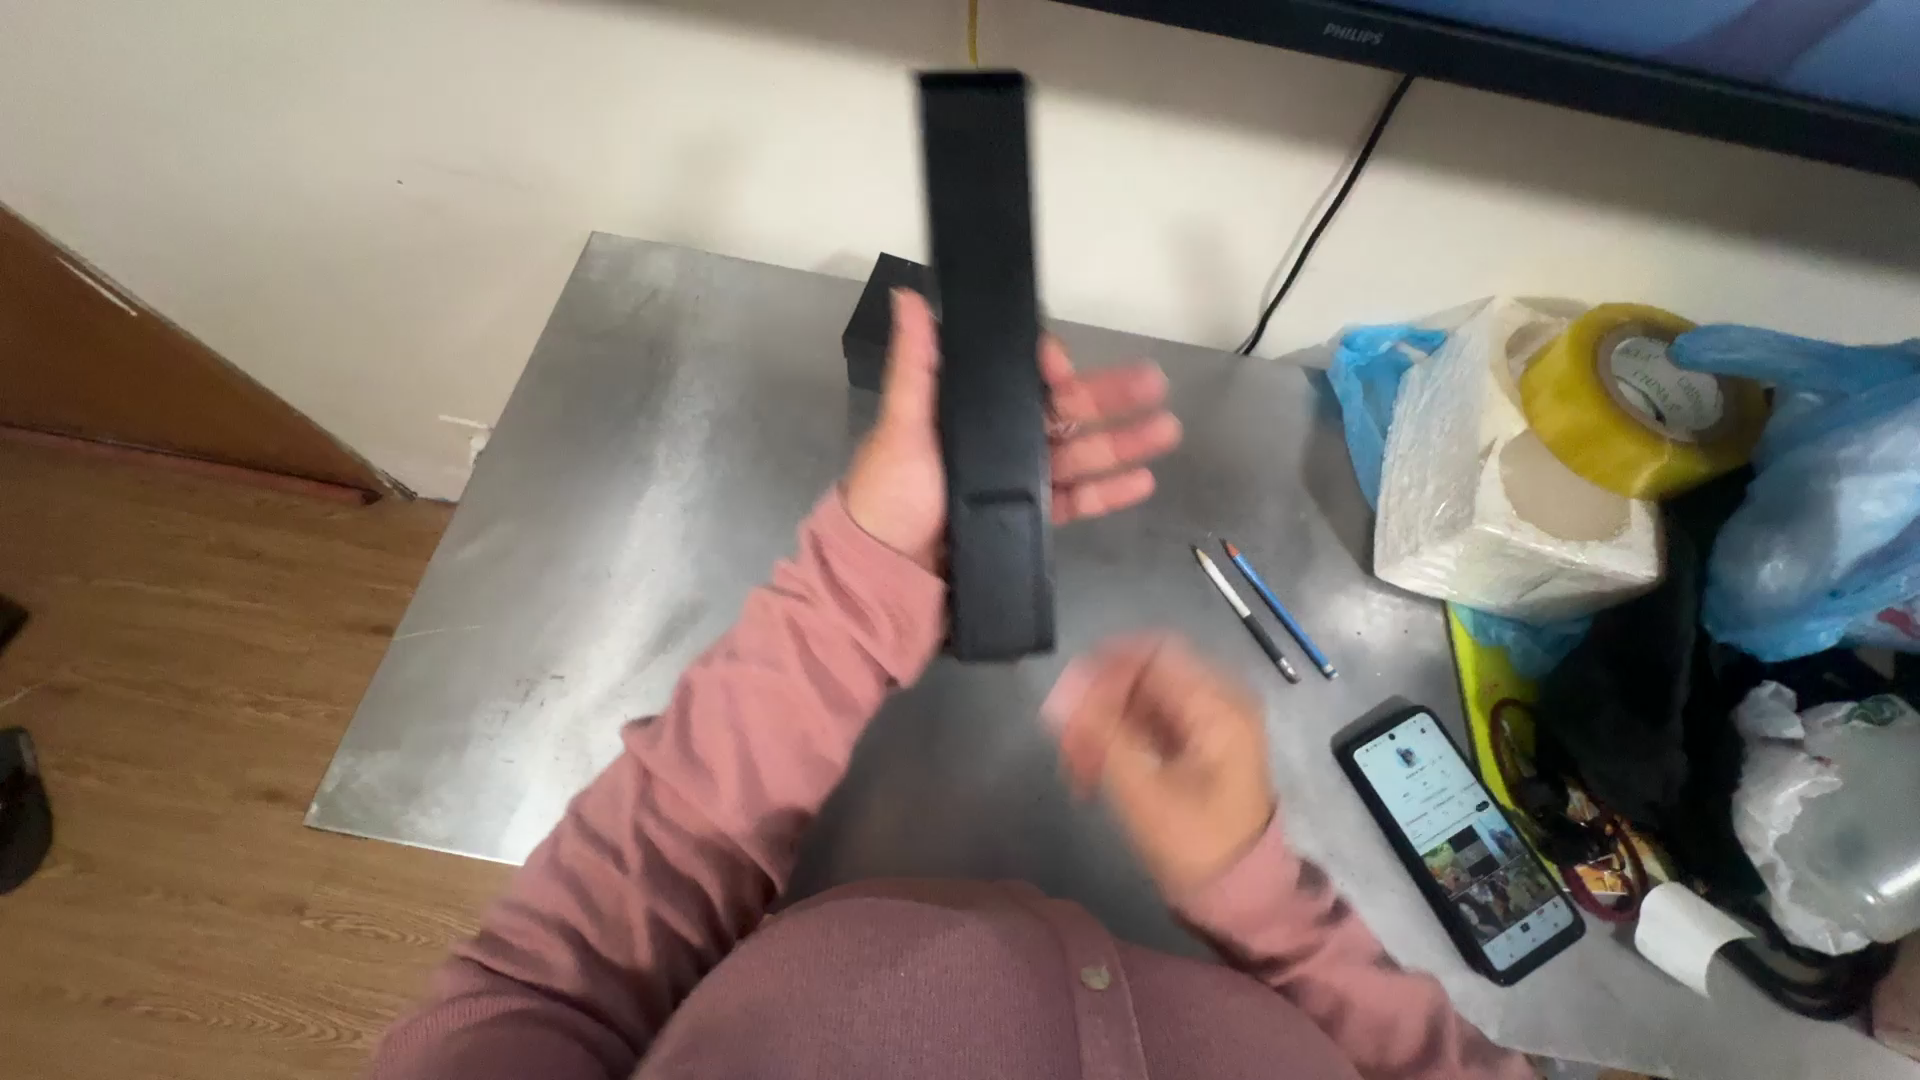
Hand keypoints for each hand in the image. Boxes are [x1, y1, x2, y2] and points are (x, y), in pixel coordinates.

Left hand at [844, 289, 1181, 571]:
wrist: (889, 570)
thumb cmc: (892, 493)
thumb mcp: (901, 424)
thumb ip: (915, 365)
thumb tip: (908, 295)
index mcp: (970, 409)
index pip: (1020, 378)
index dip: (1048, 367)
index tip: (1064, 369)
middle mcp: (998, 439)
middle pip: (1062, 411)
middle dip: (1109, 396)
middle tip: (1155, 383)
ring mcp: (1016, 479)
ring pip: (1078, 453)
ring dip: (1123, 442)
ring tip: (1166, 430)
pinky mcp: (1027, 516)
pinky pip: (1074, 499)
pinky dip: (1108, 491)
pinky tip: (1142, 481)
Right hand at [1042, 635, 1275, 896]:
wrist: (1241, 897)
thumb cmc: (1198, 845)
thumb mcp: (1145, 791)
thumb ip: (1102, 733)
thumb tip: (1059, 692)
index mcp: (1217, 704)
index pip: (1152, 654)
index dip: (1104, 669)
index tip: (1067, 702)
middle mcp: (1216, 700)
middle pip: (1141, 674)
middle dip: (1097, 702)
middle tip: (1065, 741)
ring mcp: (1206, 721)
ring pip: (1137, 698)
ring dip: (1101, 722)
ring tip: (1074, 765)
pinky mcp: (1194, 741)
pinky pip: (1145, 720)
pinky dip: (1116, 737)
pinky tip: (1092, 769)